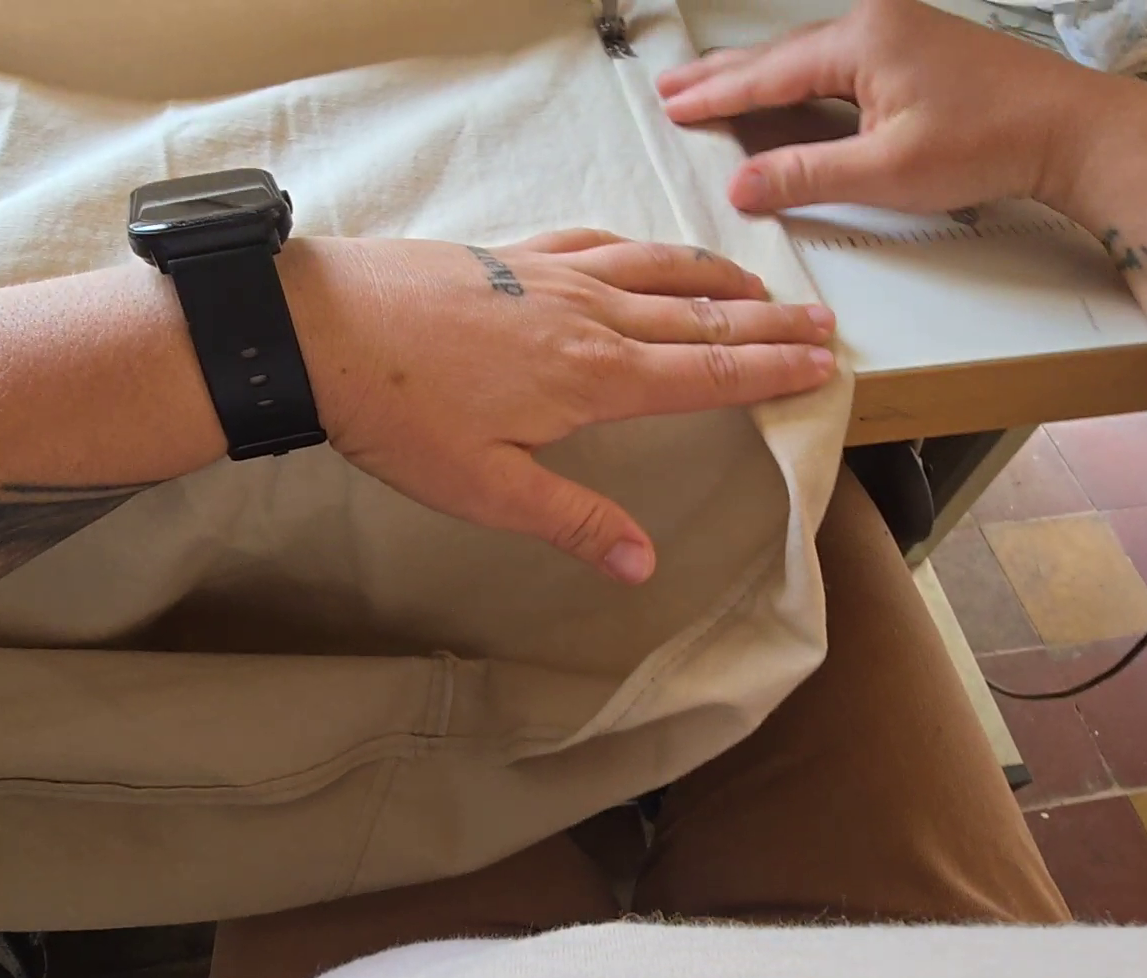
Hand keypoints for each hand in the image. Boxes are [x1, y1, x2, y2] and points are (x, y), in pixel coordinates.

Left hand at [279, 230, 836, 583]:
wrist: (323, 330)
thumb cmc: (403, 416)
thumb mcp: (490, 490)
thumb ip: (574, 523)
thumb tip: (644, 566)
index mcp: (594, 378)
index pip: (708, 374)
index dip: (771, 372)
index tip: (822, 365)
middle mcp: (589, 316)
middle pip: (700, 318)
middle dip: (768, 324)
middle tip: (822, 321)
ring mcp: (551, 275)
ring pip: (658, 270)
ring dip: (717, 280)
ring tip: (759, 287)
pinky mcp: (512, 254)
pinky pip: (598, 242)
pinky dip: (642, 248)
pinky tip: (649, 252)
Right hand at [656, 0, 1118, 215]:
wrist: (1063, 128)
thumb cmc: (983, 144)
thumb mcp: (884, 171)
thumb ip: (806, 175)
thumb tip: (740, 185)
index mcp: (861, 40)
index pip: (768, 75)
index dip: (716, 96)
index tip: (672, 107)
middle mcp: (872, 22)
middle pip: (777, 54)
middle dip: (720, 75)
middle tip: (671, 87)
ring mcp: (891, 32)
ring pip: (800, 58)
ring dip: (752, 77)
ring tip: (706, 87)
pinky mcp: (905, 52)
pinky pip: (827, 65)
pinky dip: (789, 82)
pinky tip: (772, 91)